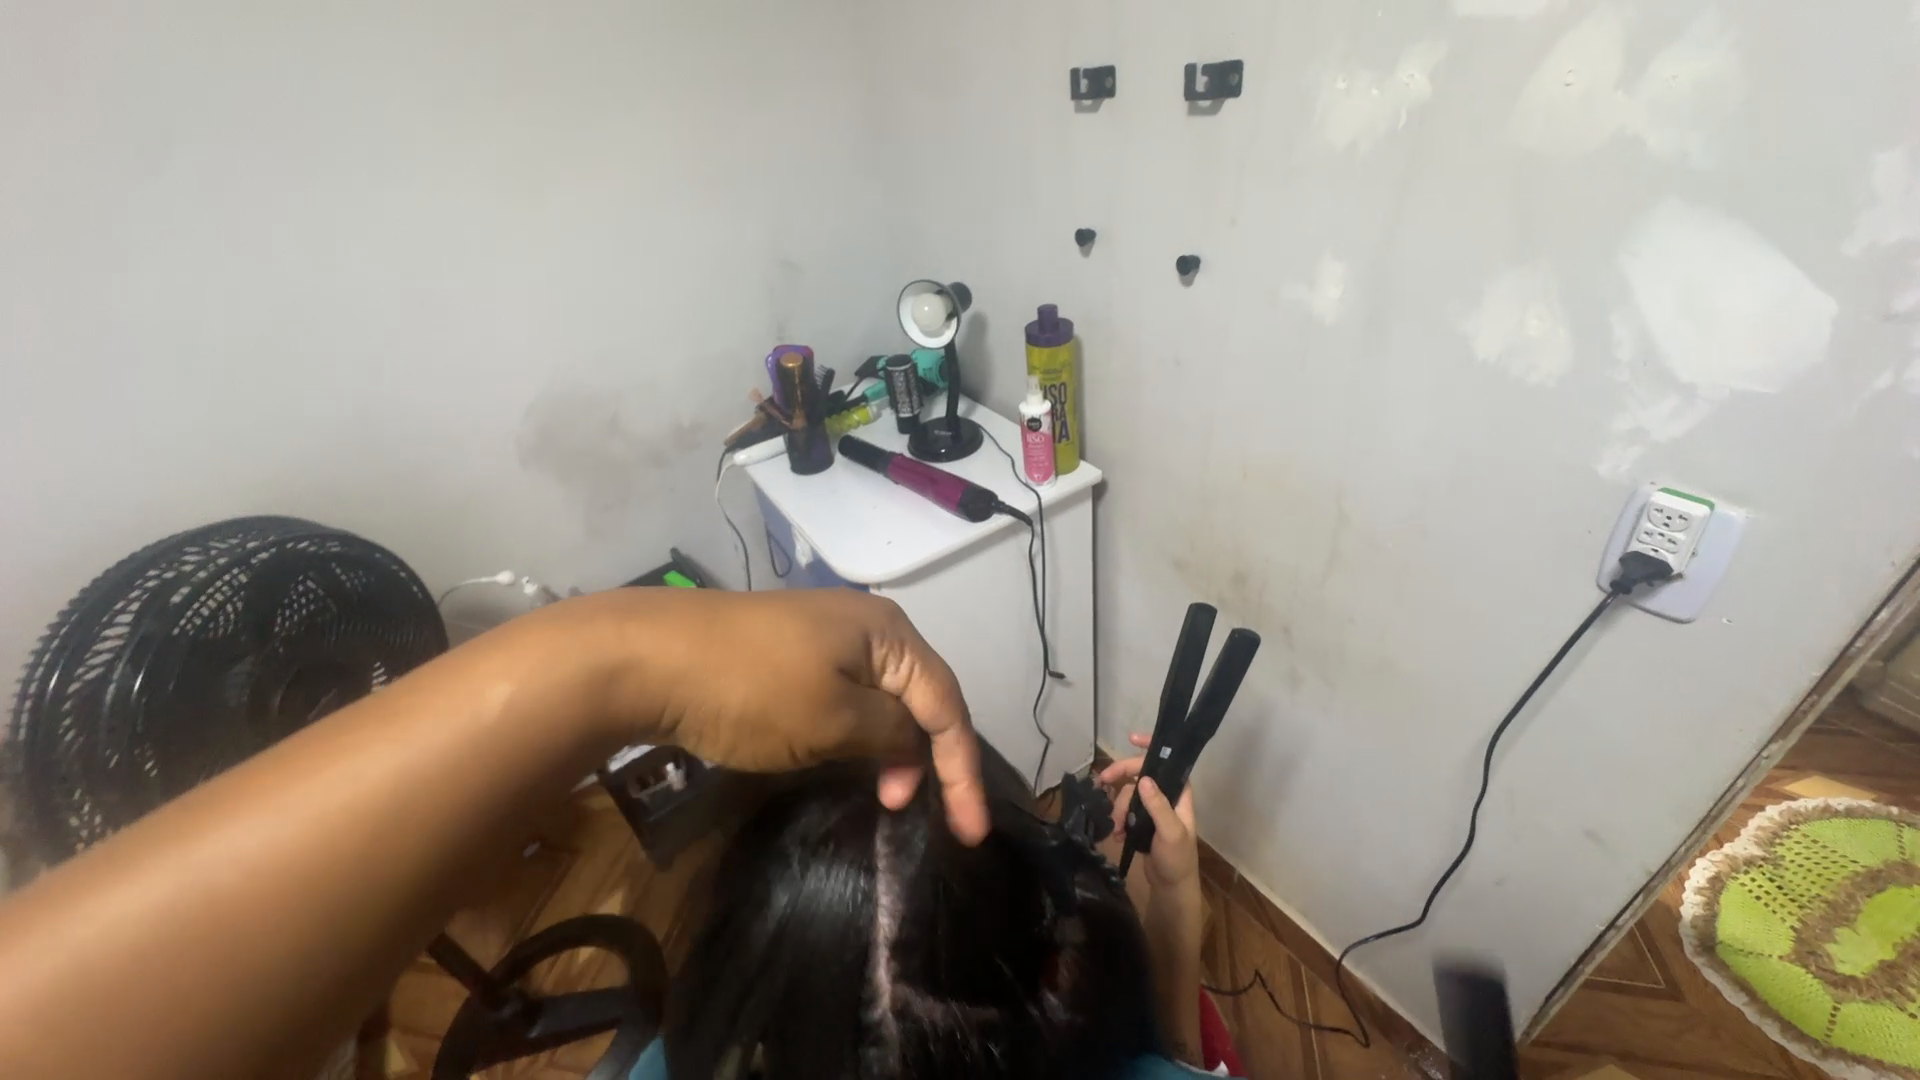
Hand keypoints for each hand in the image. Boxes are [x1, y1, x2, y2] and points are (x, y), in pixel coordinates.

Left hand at [533, 586, 988, 842]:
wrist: (646, 657)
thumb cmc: (752, 689)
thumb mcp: (833, 720)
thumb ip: (892, 734)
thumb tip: (915, 746)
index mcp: (889, 632)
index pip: (946, 703)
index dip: (963, 768)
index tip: (972, 831)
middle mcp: (868, 625)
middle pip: (920, 698)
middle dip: (930, 757)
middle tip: (914, 812)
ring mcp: (828, 637)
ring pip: (883, 700)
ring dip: (892, 750)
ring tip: (886, 795)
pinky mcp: (795, 656)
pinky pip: (848, 698)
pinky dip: (859, 736)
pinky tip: (852, 762)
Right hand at [1097, 733, 1198, 891]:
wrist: (1171, 887)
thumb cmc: (1177, 859)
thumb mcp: (1170, 832)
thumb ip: (1158, 806)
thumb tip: (1144, 779)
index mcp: (1179, 794)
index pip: (1166, 763)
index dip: (1150, 748)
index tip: (1131, 739)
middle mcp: (1165, 796)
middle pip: (1140, 774)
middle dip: (1121, 777)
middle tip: (1102, 781)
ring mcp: (1152, 808)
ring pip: (1128, 793)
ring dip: (1118, 808)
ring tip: (1117, 828)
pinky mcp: (1141, 821)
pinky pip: (1123, 809)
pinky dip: (1118, 819)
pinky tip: (1118, 833)